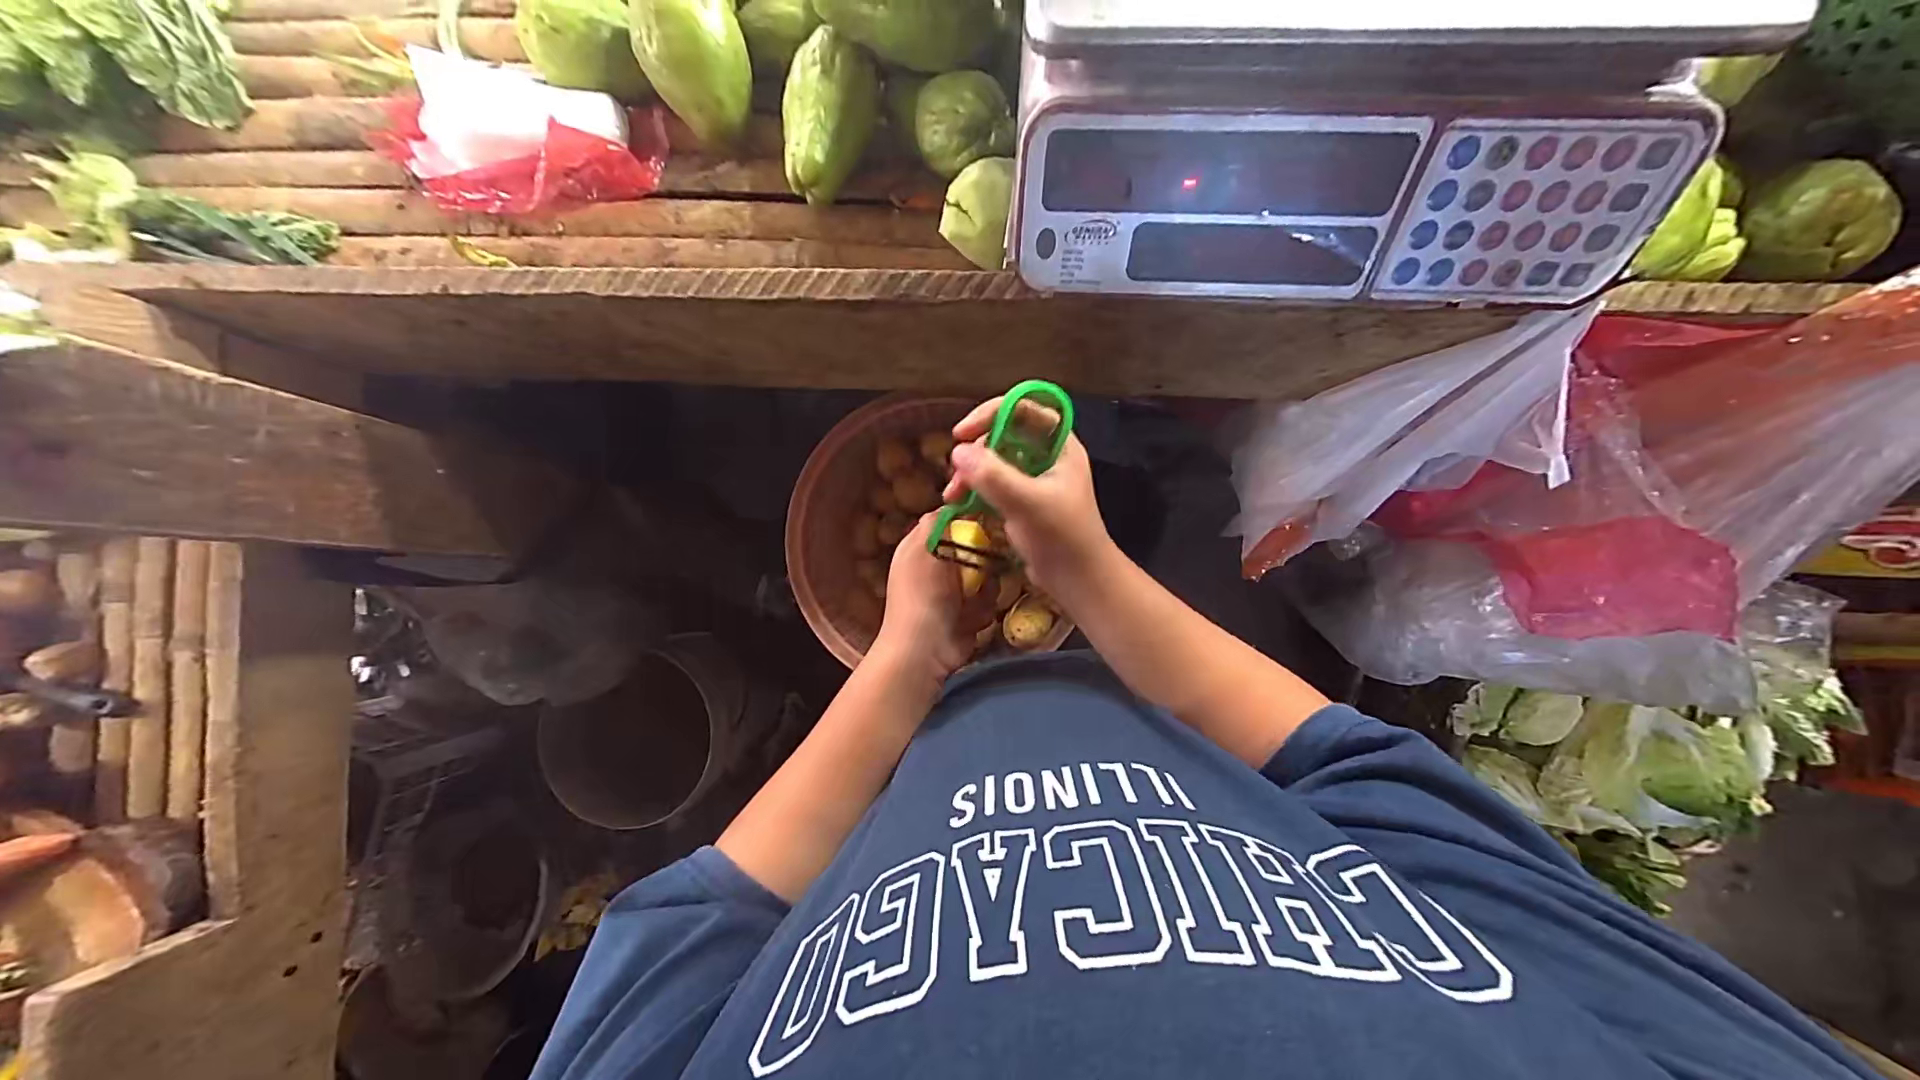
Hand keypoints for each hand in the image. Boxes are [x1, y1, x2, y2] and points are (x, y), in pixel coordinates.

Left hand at [870, 514, 996, 680]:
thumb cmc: (923, 594)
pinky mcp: (966, 615)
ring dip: (984, 589)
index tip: (990, 517)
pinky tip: (972, 619)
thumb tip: (952, 502)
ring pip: (985, 576)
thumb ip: (938, 521)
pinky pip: (987, 602)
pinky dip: (982, 611)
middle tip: (988, 563)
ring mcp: (952, 593)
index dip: (967, 519)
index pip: (948, 522)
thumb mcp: (925, 547)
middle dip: (983, 559)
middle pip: (973, 549)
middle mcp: (935, 567)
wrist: (924, 649)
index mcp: (920, 547)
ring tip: (975, 600)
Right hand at [942, 397, 1115, 599]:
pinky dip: (976, 492)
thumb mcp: (1026, 503)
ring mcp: (1034, 480)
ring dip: (971, 473)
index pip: (1023, 410)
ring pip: (995, 462)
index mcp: (1059, 446)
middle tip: (954, 470)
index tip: (961, 433)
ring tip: (951, 495)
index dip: (990, 414)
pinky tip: (959, 505)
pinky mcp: (1023, 502)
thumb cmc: (1062, 538)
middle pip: (1004, 435)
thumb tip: (957, 452)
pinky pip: (994, 486)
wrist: (1080, 582)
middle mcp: (1047, 457)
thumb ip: (993, 475)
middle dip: (975, 450)